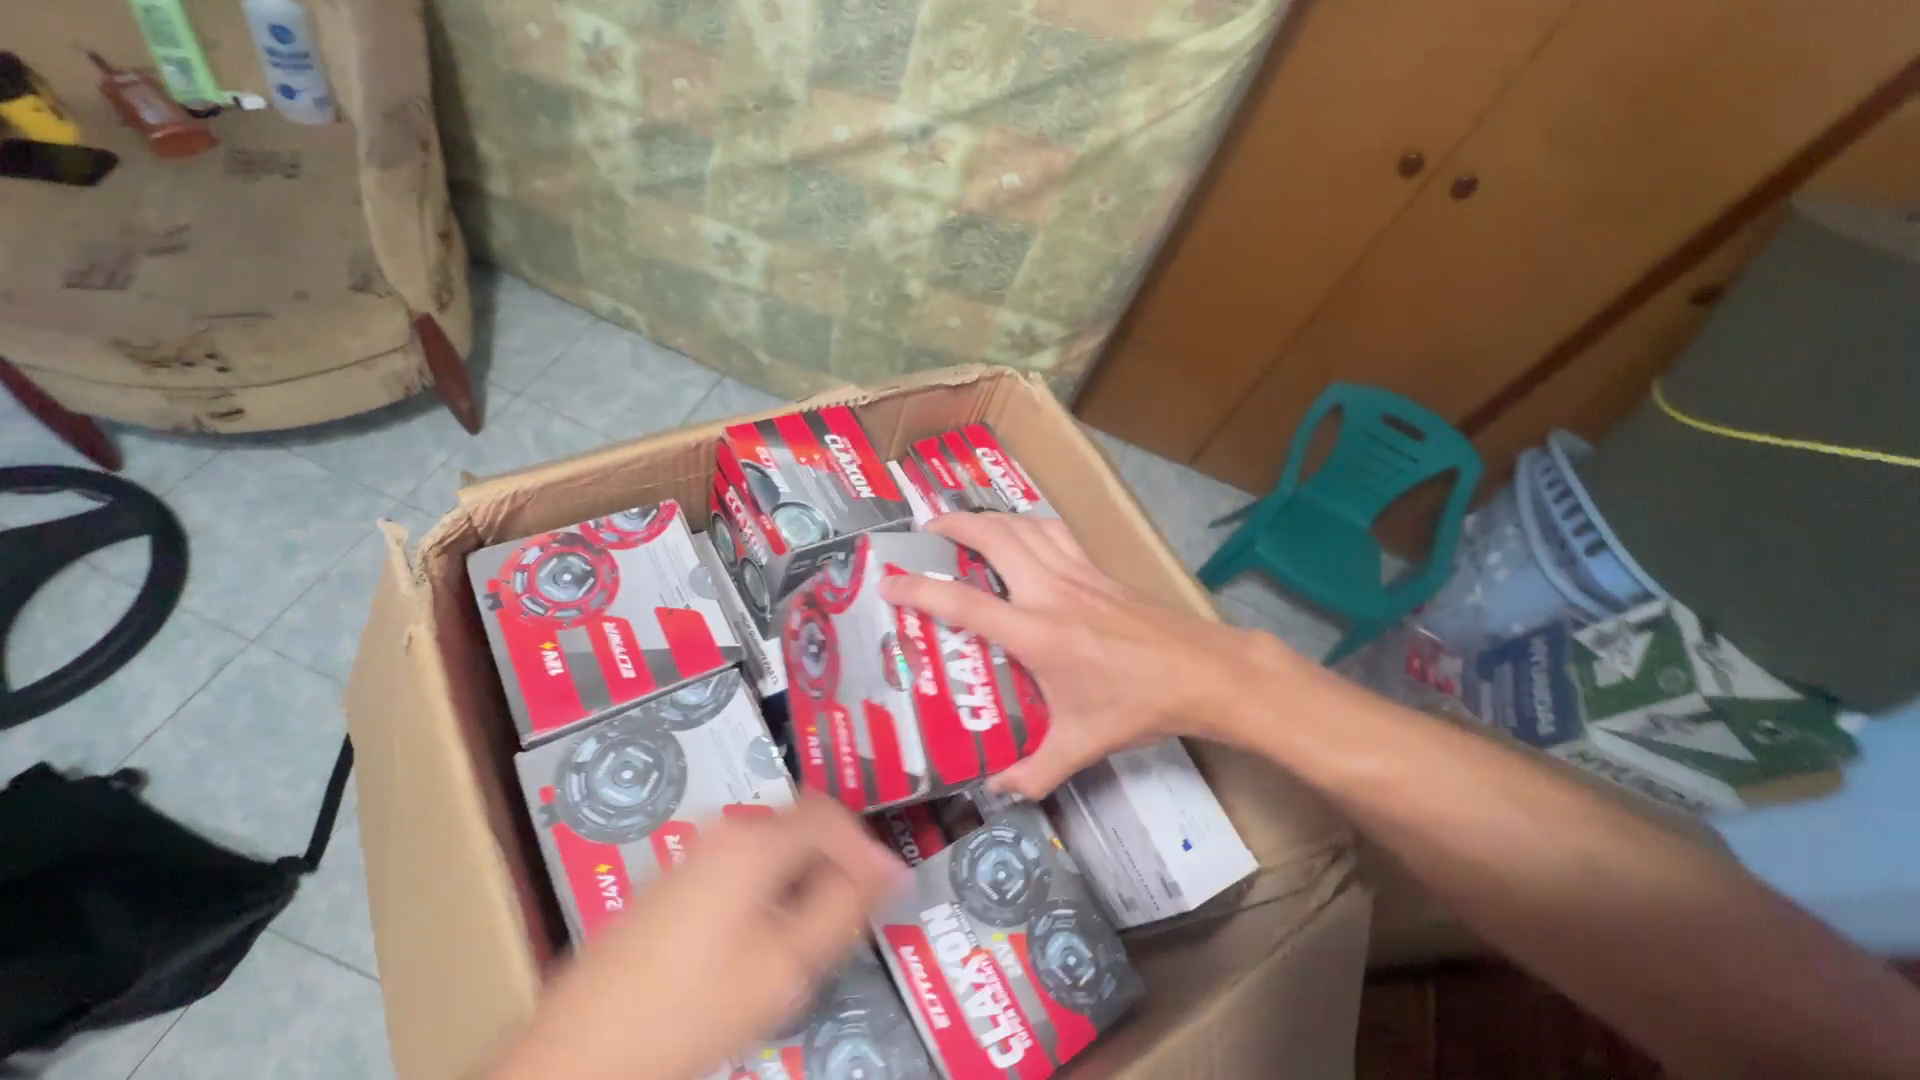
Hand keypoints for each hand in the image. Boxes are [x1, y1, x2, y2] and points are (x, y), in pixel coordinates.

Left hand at [492, 797, 906, 1079]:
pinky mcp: (672, 886)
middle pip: (798, 829)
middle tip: (855, 917)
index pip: (830, 816)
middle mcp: (721, 834)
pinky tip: (766, 945)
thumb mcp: (786, 965)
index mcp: (752, 842)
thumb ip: (842, 909)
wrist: (583, 1050)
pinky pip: (740, 871)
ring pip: (770, 853)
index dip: (867, 847)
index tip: (890, 888)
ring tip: (814, 938)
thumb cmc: (694, 1006)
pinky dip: (769, 894)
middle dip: (835, 866)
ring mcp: (690, 858)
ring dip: (803, 883)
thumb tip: (887, 870)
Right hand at [879, 512, 1293, 799]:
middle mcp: (1051, 592)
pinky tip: (1022, 534)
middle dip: (953, 524)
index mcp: (1037, 634)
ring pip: (1025, 526)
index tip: (888, 581)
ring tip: (964, 523)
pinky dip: (1029, 524)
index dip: (920, 589)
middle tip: (923, 528)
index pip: (965, 603)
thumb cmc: (1138, 705)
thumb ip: (1034, 771)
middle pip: (994, 538)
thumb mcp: (1081, 744)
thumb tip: (996, 791)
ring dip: (990, 517)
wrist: (1203, 673)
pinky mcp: (1099, 571)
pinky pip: (1055, 533)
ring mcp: (1078, 575)